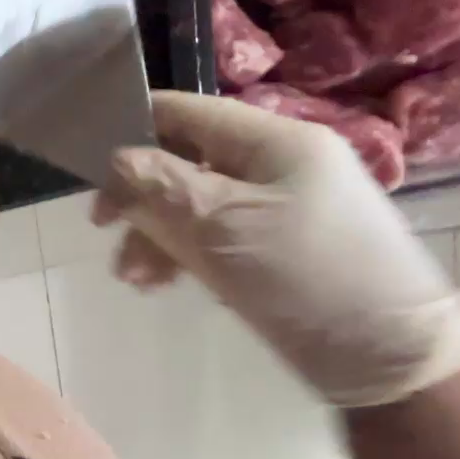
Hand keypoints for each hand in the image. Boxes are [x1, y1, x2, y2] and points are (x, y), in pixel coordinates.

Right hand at [97, 90, 459, 407]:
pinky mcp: (260, 246)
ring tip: (133, 276)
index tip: (85, 164)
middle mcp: (270, 166)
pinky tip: (156, 282)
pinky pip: (200, 236)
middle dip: (136, 198)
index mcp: (273, 142)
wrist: (374, 345)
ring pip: (183, 206)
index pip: (188, 113)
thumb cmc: (299, 270)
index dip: (133, 127)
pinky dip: (170, 256)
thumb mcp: (221, 221)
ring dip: (147, 236)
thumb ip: (162, 184)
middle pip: (178, 163)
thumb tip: (116, 159)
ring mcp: (267, 207)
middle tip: (101, 228)